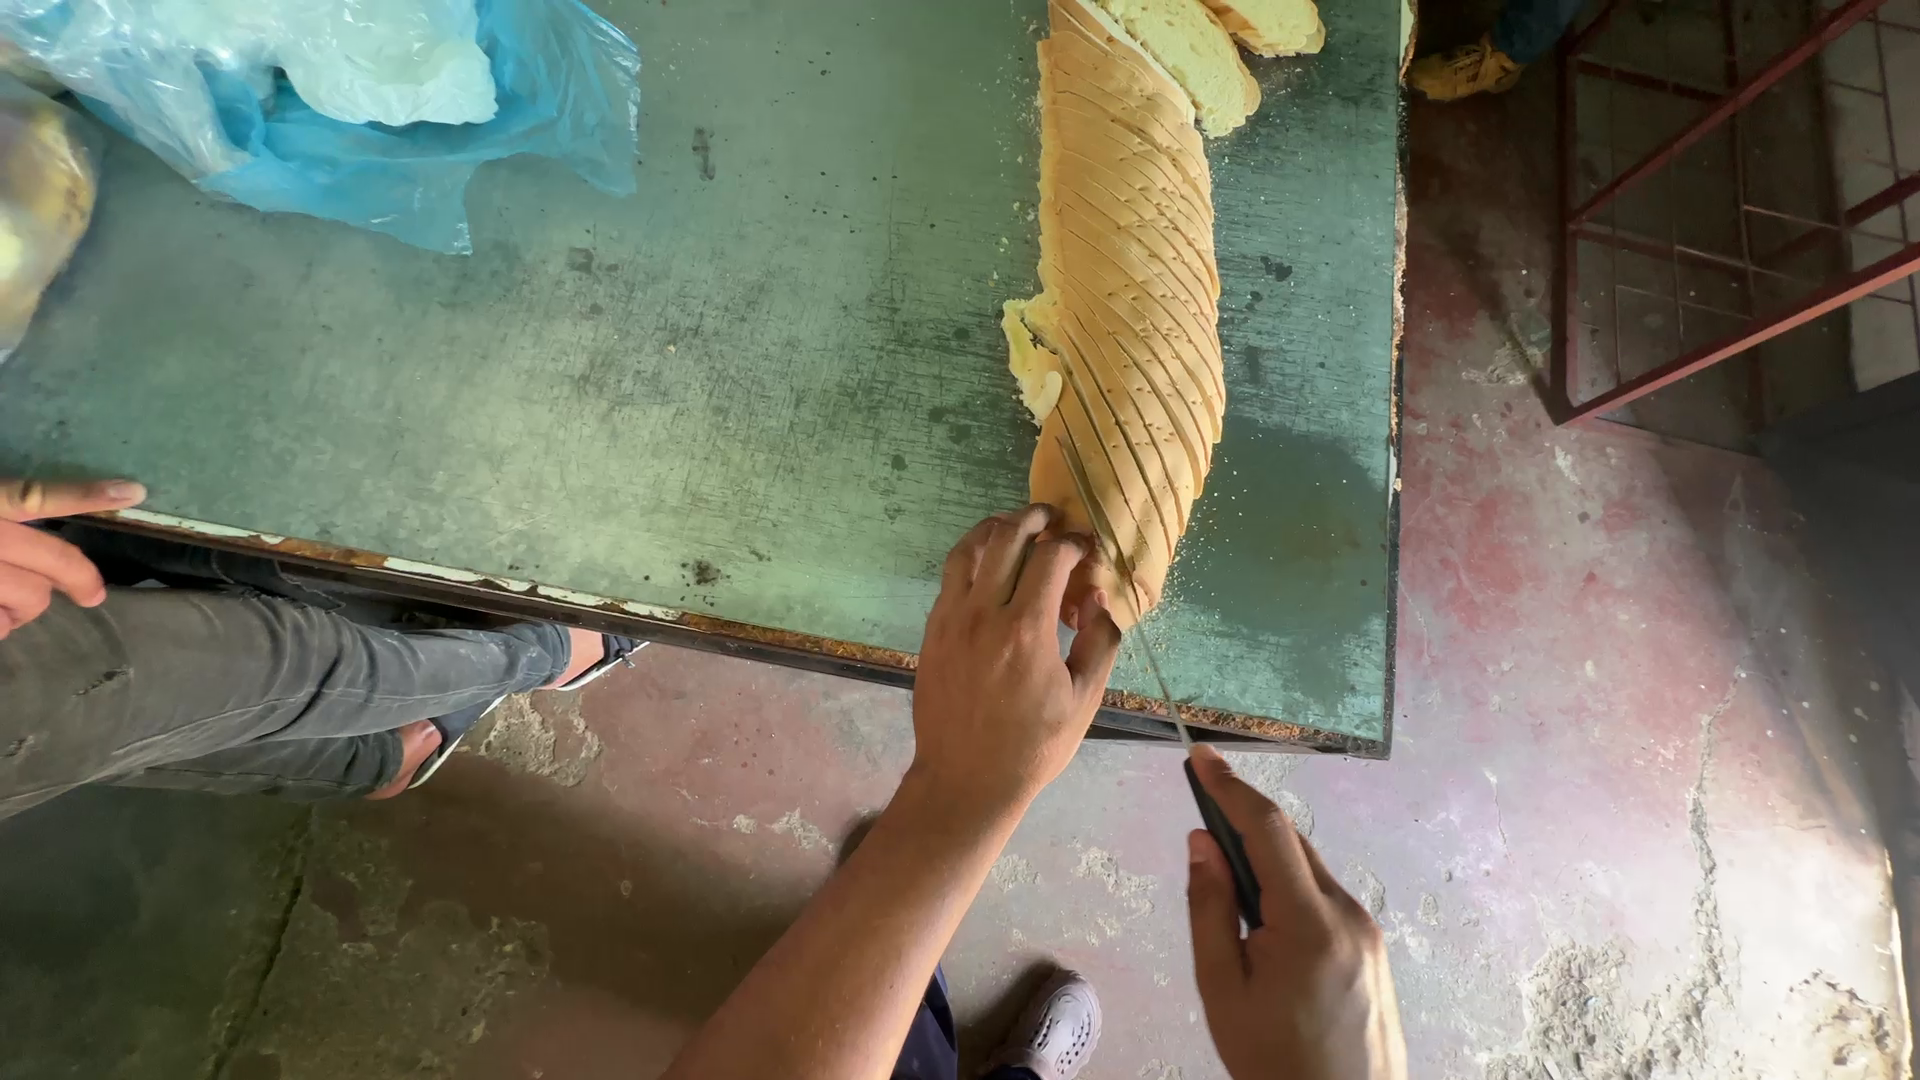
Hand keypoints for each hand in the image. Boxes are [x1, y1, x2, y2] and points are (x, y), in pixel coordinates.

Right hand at [0, 477, 145, 639]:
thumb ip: (7, 507)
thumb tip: (40, 519)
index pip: (34, 498)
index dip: (85, 495)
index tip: (136, 491)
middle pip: (53, 560)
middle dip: (78, 580)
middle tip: (92, 596)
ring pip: (29, 596)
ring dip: (28, 606)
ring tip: (21, 607)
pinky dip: (0, 624)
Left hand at [909, 504, 1122, 812]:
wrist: (965, 778)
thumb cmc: (1033, 746)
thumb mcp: (1084, 700)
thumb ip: (1098, 641)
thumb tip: (1097, 597)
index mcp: (1027, 630)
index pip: (1051, 559)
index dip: (1073, 544)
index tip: (1085, 548)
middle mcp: (984, 614)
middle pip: (1006, 539)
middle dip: (1033, 519)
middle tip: (1050, 516)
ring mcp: (951, 620)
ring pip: (969, 550)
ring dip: (994, 528)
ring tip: (1013, 525)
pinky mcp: (932, 631)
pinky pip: (950, 577)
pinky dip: (971, 557)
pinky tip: (986, 564)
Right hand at [1187, 745, 1407, 1079]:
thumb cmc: (1271, 1061)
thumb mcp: (1222, 988)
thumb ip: (1210, 907)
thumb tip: (1204, 842)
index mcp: (1311, 924)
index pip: (1267, 829)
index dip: (1230, 786)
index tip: (1200, 756)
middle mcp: (1351, 916)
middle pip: (1290, 843)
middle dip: (1244, 821)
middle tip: (1201, 819)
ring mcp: (1370, 934)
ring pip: (1307, 869)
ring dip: (1266, 857)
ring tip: (1229, 886)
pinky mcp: (1374, 950)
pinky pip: (1322, 896)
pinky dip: (1288, 885)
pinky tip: (1266, 919)